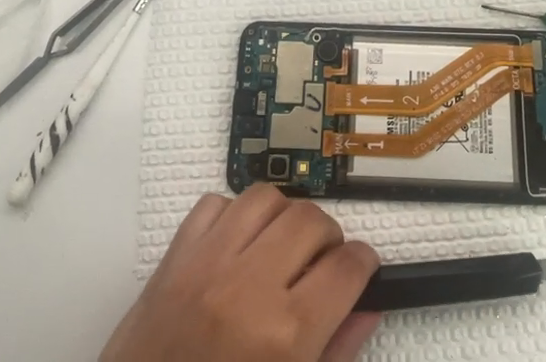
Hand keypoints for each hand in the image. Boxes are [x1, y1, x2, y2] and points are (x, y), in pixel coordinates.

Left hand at [103, 186, 381, 361]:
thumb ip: (336, 348)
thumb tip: (370, 305)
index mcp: (285, 333)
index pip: (347, 266)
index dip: (363, 263)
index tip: (360, 268)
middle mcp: (248, 286)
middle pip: (310, 219)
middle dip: (327, 237)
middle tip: (320, 263)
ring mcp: (207, 263)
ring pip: (265, 198)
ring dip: (282, 218)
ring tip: (279, 248)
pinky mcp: (175, 255)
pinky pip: (215, 204)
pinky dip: (233, 216)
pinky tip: (237, 246)